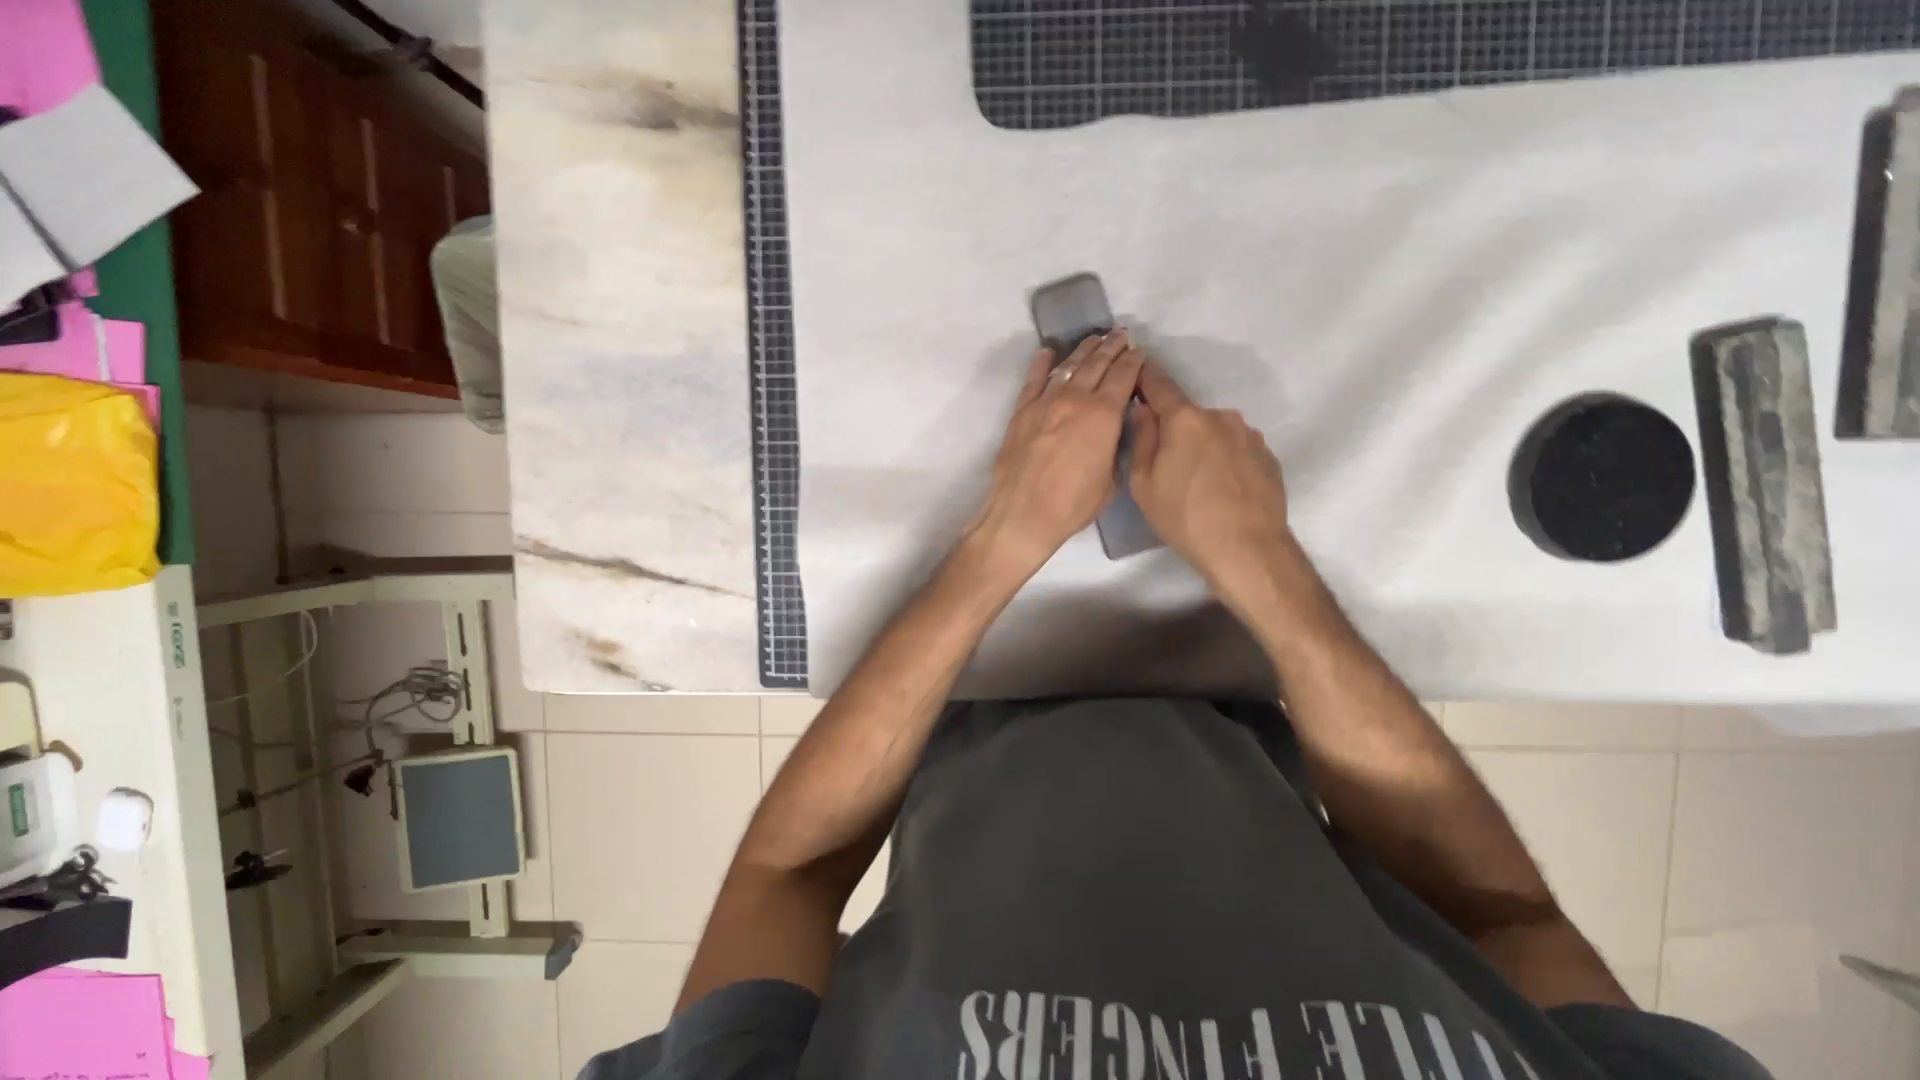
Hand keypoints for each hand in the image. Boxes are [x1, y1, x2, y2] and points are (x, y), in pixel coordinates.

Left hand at [970, 330, 1145, 569]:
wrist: (1023, 513)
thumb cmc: (1072, 503)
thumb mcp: (1111, 479)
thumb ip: (1115, 447)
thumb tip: (1114, 431)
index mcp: (1103, 414)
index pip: (1123, 376)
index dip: (1134, 361)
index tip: (1140, 351)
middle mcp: (1075, 399)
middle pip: (1097, 363)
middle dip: (1112, 347)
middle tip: (1121, 334)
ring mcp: (1045, 402)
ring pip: (1068, 366)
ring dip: (1083, 350)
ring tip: (1095, 339)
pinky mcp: (1022, 411)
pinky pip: (1034, 380)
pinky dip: (1042, 363)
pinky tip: (1047, 352)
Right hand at [1129, 362, 1297, 607]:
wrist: (1247, 548)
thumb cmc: (1184, 517)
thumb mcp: (1144, 483)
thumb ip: (1141, 439)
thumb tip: (1143, 411)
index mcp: (1185, 419)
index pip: (1159, 384)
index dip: (1143, 377)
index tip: (1133, 373)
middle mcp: (1220, 416)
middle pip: (1187, 415)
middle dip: (1174, 430)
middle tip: (1164, 464)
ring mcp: (1249, 435)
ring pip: (1214, 433)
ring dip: (1202, 448)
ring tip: (1196, 484)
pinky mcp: (1268, 456)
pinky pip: (1236, 451)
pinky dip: (1224, 463)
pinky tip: (1221, 491)